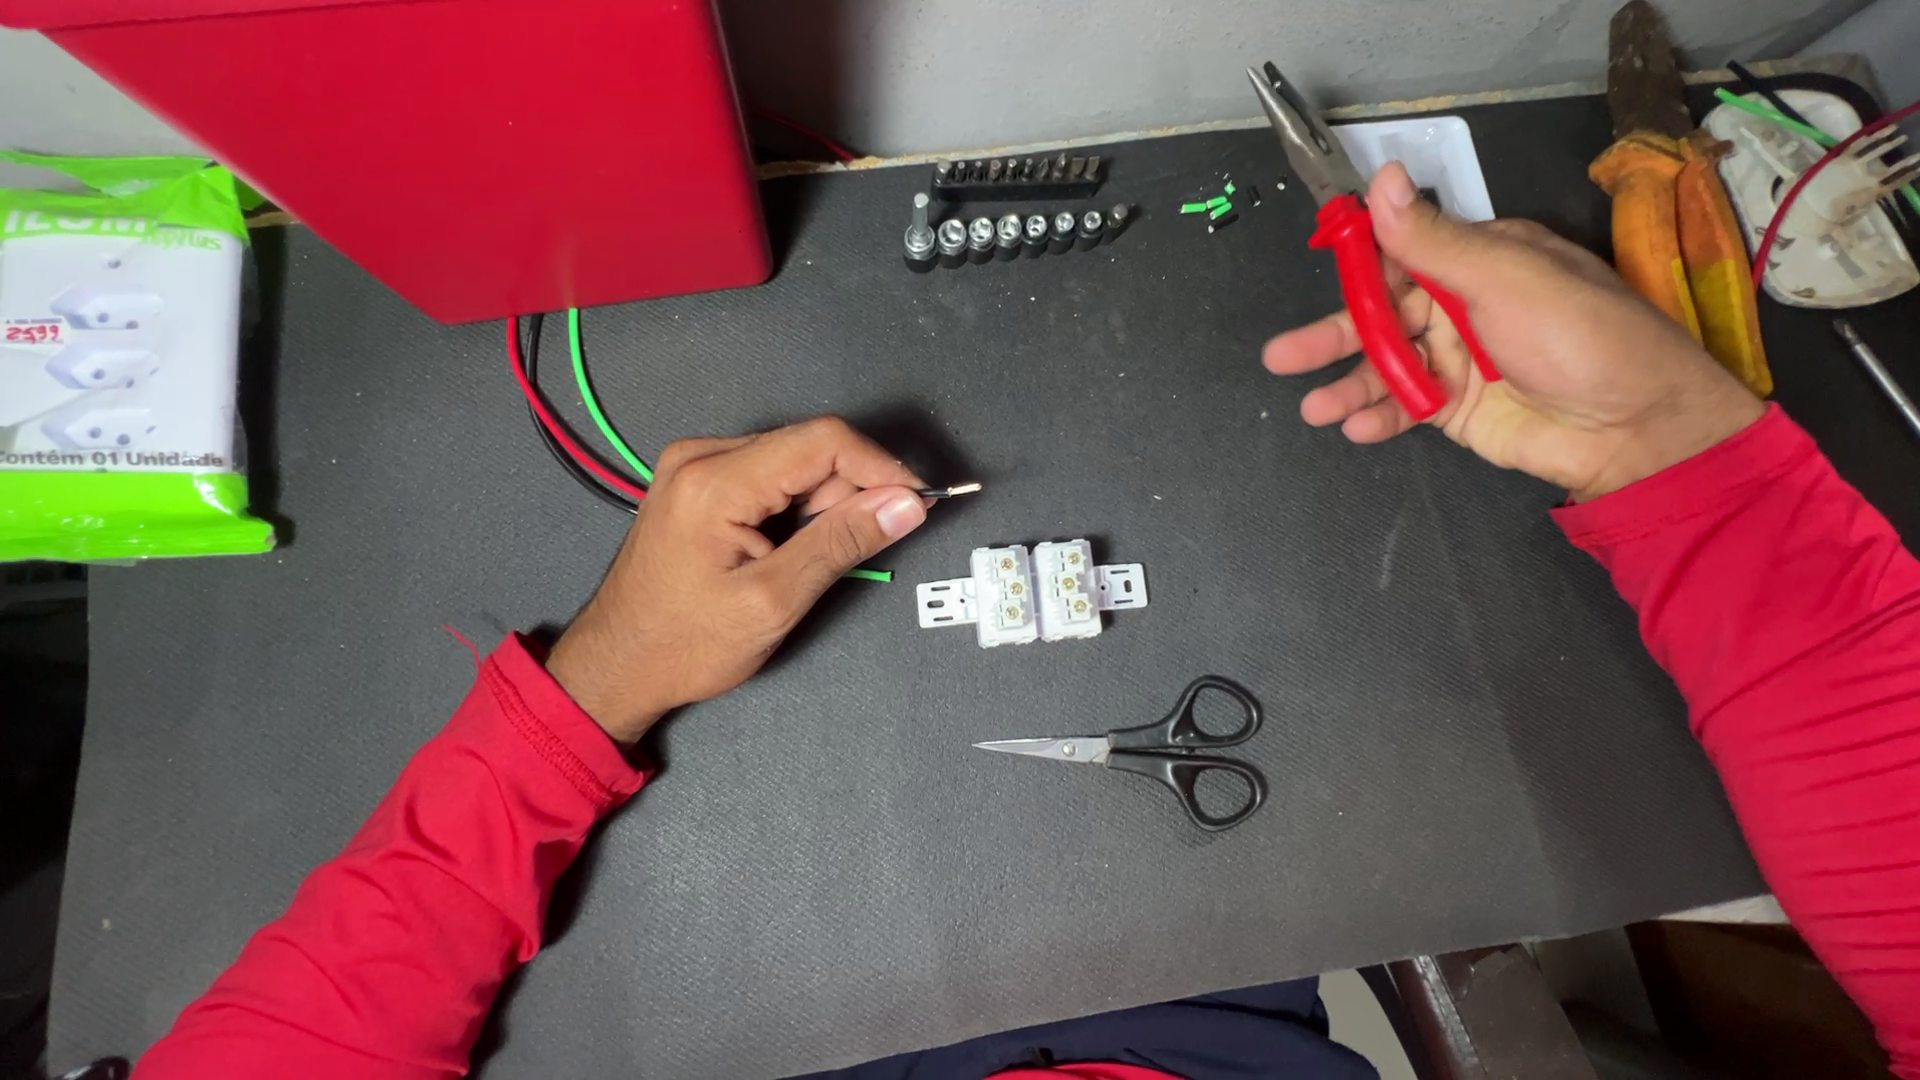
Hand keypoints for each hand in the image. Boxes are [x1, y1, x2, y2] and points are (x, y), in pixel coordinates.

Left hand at [546, 416, 929, 744]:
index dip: (882, 467)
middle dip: (854, 490)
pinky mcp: (701, 482)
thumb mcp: (774, 600)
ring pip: (795, 462)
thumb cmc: (687, 644)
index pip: (823, 441)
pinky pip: (772, 476)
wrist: (617, 666)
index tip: (917, 504)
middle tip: (868, 545)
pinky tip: (793, 547)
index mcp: (715, 480)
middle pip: (810, 449)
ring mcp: (698, 466)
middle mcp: (702, 456)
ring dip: (826, 502)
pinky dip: (800, 507)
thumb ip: (842, 543)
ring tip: (814, 558)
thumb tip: (907, 503)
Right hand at [1262, 161, 1764, 502]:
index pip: (1400, 257)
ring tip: (1315, 409)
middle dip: (1331, 339)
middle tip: (1280, 358)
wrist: (1631, 430)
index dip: (1358, 267)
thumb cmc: (1578, 338)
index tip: (1320, 274)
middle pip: (1377, 319)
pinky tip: (1359, 428)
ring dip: (1346, 388)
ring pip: (1381, 368)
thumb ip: (1434, 242)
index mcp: (1476, 263)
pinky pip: (1400, 408)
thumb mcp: (1505, 280)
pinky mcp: (1450, 408)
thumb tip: (1384, 182)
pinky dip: (1377, 418)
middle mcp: (1457, 308)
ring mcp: (1451, 361)